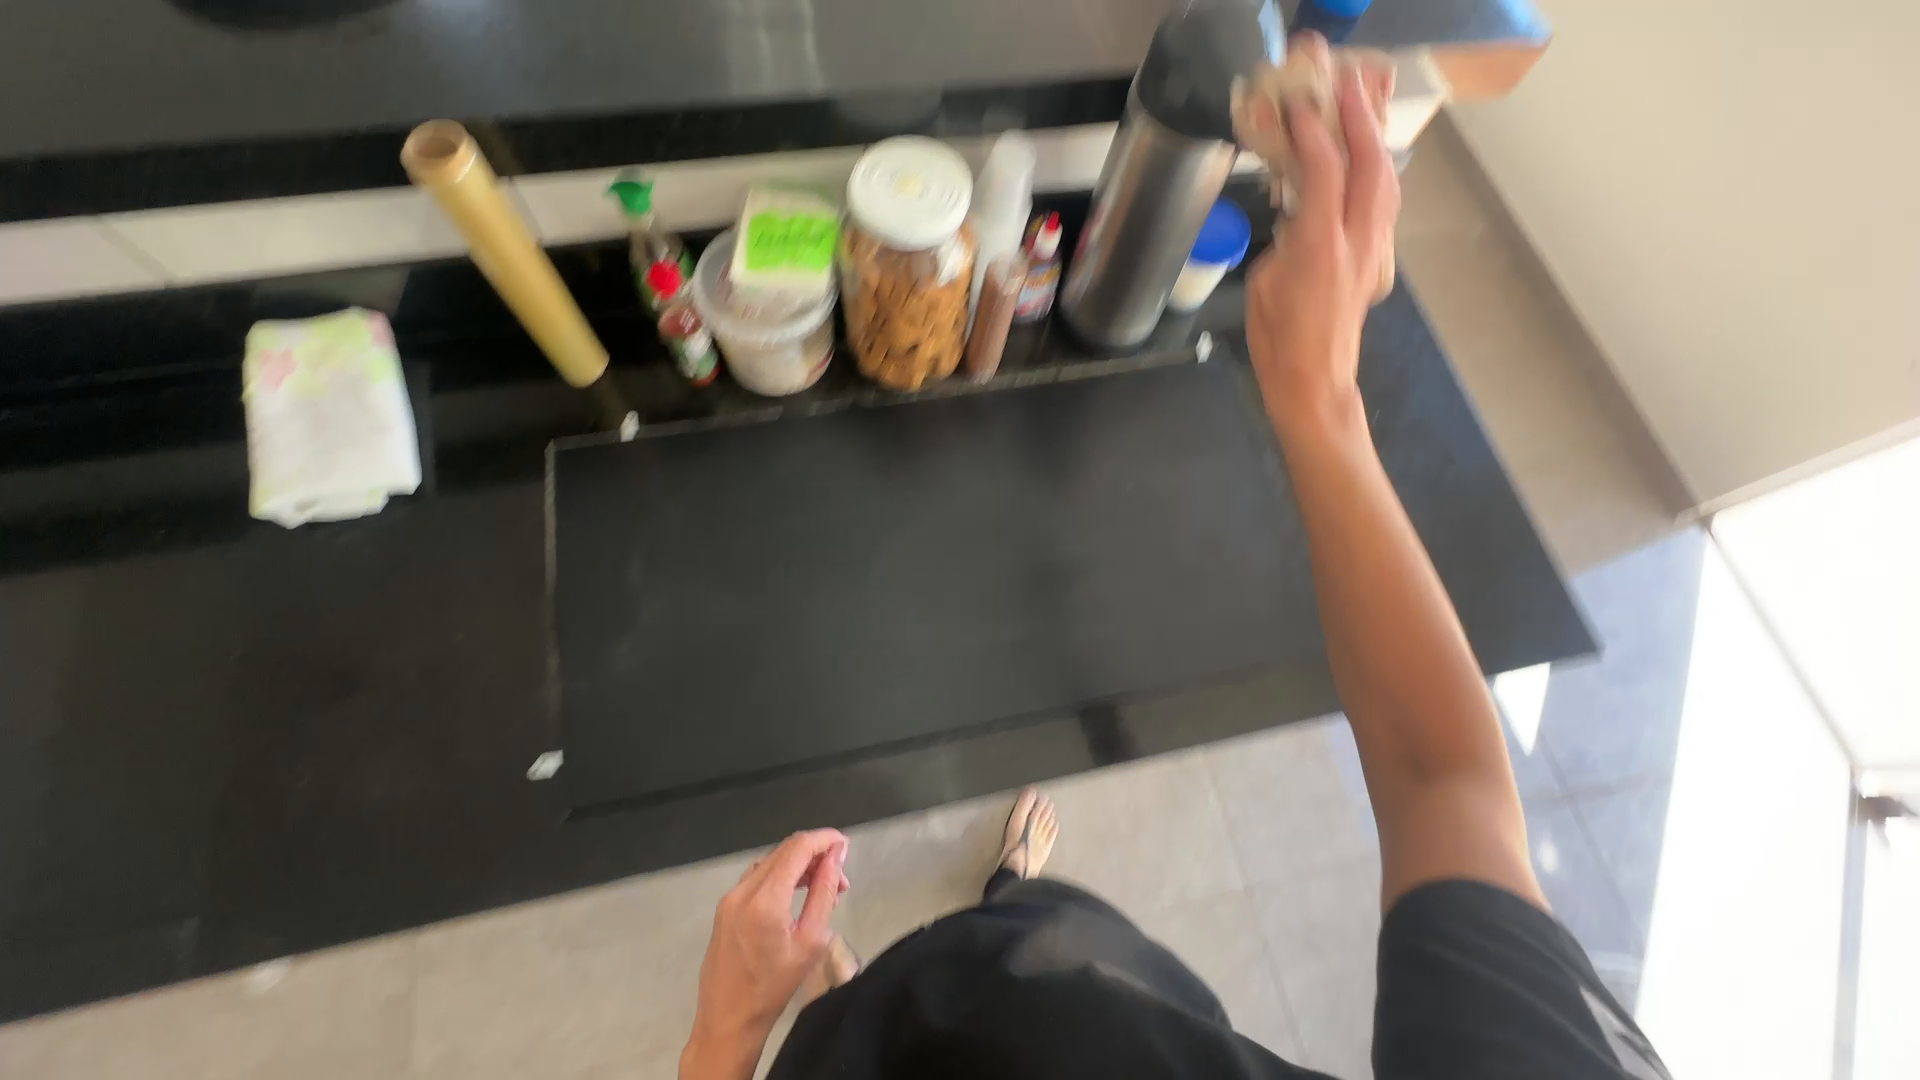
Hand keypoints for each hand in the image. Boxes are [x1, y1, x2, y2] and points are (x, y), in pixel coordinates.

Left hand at [682, 830, 849, 1079]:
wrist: (727, 1021)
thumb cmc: (774, 988)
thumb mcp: (810, 942)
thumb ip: (824, 893)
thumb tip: (835, 856)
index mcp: (765, 899)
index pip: (798, 847)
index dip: (825, 839)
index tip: (845, 845)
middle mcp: (743, 890)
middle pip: (784, 850)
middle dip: (816, 853)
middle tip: (840, 877)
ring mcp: (730, 897)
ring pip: (771, 861)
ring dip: (799, 864)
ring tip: (823, 888)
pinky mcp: (725, 907)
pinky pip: (758, 877)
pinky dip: (781, 875)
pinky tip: (796, 894)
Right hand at [1245, 62, 1398, 439]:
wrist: (1313, 383)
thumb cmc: (1277, 344)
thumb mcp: (1262, 286)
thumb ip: (1283, 242)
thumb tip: (1295, 220)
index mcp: (1319, 249)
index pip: (1324, 172)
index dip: (1313, 131)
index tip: (1299, 103)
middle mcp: (1356, 242)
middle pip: (1370, 165)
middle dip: (1360, 118)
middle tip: (1345, 82)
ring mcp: (1373, 251)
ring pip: (1386, 181)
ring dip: (1375, 138)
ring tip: (1363, 105)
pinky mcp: (1376, 261)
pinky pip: (1383, 205)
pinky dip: (1376, 171)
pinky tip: (1367, 159)